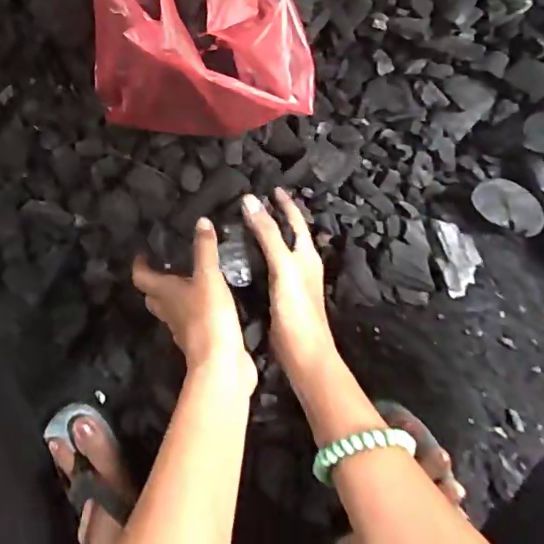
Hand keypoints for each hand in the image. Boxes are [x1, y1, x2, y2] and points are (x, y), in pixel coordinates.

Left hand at [132, 218, 254, 385]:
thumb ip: (205, 250)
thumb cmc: (208, 316)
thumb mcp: (209, 277)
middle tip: (168, 266)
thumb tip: (201, 221)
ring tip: (191, 282)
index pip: (140, 276)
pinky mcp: (199, 343)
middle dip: (156, 281)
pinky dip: (195, 313)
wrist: (222, 366)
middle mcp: (168, 310)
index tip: (143, 252)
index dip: (139, 264)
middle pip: (153, 295)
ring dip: (176, 298)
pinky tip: (211, 306)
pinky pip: (191, 324)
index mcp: (163, 292)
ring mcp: (182, 330)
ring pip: (171, 310)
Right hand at [242, 190, 334, 377]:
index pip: (296, 220)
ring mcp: (289, 281)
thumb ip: (268, 235)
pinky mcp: (277, 295)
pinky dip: (252, 254)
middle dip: (271, 216)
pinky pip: (263, 265)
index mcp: (306, 256)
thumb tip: (250, 199)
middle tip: (247, 201)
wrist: (305, 357)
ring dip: (260, 234)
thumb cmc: (298, 310)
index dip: (284, 203)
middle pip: (286, 233)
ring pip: (274, 249)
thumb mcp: (283, 267)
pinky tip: (237, 255)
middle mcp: (300, 265)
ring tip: (238, 222)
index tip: (269, 186)